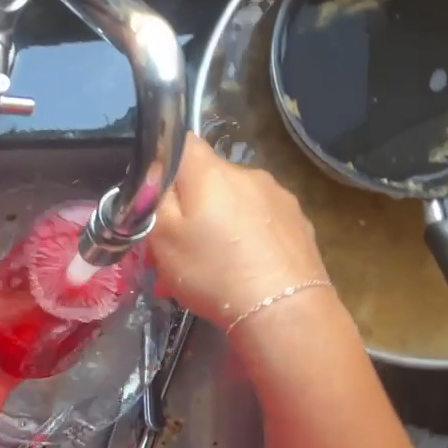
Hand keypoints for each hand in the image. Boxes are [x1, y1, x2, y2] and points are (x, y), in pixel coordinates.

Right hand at [149, 133, 329, 329]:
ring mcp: (276, 195)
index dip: (162, 161)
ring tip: (202, 264)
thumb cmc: (211, 269)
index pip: (181, 141)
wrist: (281, 306)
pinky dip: (239, 237)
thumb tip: (155, 171)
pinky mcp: (296, 219)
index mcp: (211, 173)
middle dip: (185, 205)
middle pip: (205, 178)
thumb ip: (153, 199)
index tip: (152, 195)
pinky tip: (235, 267)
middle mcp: (247, 173)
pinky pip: (255, 220)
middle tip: (170, 247)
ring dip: (212, 224)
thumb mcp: (163, 237)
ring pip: (230, 201)